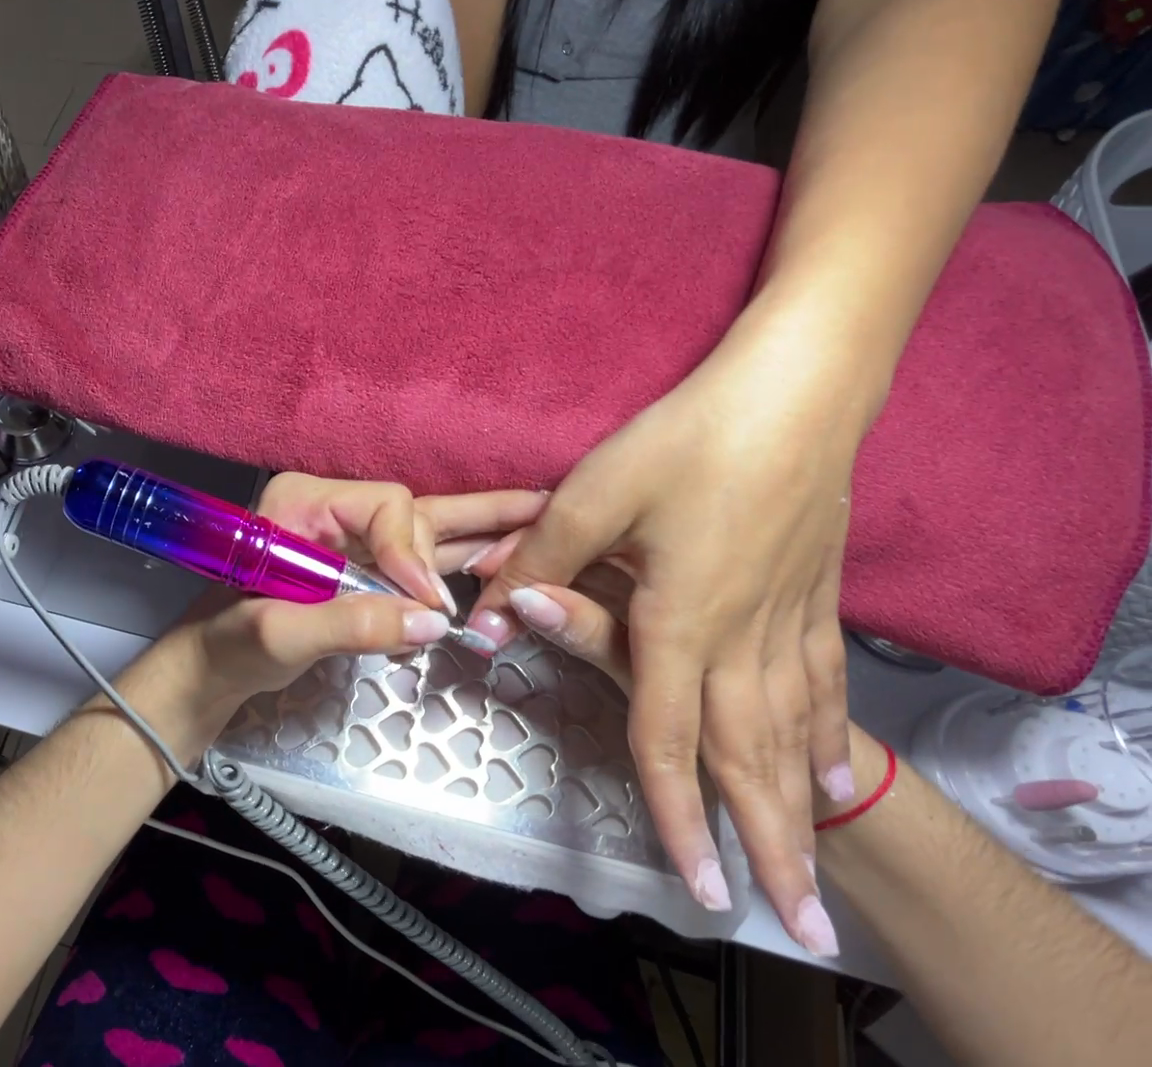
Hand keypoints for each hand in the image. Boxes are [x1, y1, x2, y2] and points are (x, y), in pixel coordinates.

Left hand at [154, 474, 549, 752]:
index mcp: (303, 502)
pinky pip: (424, 560)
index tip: (424, 604)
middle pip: (416, 514)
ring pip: (430, 529)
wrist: (218, 666)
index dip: (411, 552)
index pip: (385, 505)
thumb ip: (349, 624)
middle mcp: (335, 508)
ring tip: (546, 517)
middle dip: (446, 552)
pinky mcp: (367, 567)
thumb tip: (432, 621)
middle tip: (495, 581)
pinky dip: (463, 563)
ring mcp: (355, 537)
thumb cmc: (232, 644)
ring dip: (486, 531)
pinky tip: (510, 556)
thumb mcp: (279, 635)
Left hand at [465, 309, 875, 957]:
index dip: (680, 816)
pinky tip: (836, 769)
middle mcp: (742, 639)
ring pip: (793, 735)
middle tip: (790, 925)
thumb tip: (482, 619)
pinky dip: (828, 737)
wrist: (797, 394)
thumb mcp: (591, 500)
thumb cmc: (686, 445)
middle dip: (770, 846)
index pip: (670, 739)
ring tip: (812, 875)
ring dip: (802, 811)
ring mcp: (789, 620)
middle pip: (751, 761)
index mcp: (681, 623)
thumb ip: (535, 567)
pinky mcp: (816, 596)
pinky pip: (824, 685)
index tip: (701, 889)